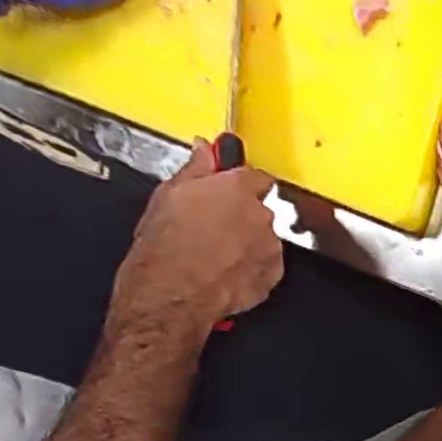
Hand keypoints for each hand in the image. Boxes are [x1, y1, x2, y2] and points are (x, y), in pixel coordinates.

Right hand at [107, 142, 282, 336]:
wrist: (175, 289)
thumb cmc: (168, 243)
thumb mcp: (171, 193)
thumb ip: (197, 168)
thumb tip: (205, 151)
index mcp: (238, 189)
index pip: (257, 176)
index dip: (244, 182)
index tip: (234, 186)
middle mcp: (261, 217)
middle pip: (261, 210)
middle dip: (244, 215)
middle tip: (216, 225)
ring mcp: (270, 249)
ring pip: (265, 239)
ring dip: (249, 242)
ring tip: (219, 252)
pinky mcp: (272, 276)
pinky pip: (267, 266)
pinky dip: (253, 267)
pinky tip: (229, 270)